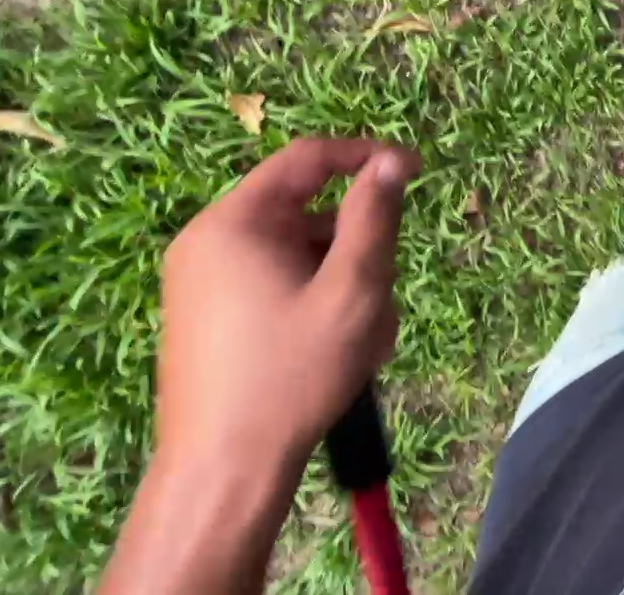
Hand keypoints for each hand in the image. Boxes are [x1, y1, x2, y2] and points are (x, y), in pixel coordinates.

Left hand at [156, 139, 419, 476]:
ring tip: (364, 326)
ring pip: (302, 247)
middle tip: (384, 283)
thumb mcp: (353, 286)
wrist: (225, 468)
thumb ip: (374, 216)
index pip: (308, 158)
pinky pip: (282, 276)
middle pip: (308, 209)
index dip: (367, 155)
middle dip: (358, 238)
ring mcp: (206, 279)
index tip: (418, 170)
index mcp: (234, 224)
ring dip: (346, 272)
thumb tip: (392, 159)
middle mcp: (209, 241)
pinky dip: (321, 293)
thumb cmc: (295, 370)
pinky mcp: (213, 310)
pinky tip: (338, 338)